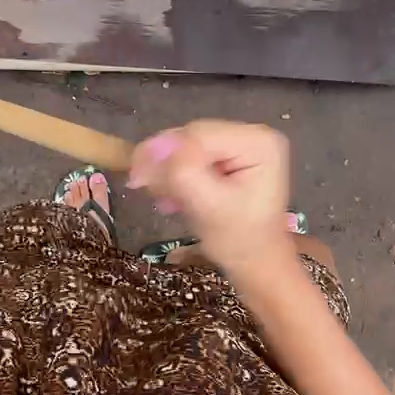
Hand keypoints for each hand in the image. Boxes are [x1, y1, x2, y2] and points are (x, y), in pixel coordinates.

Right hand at [126, 120, 293, 274]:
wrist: (254, 260)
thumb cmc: (238, 239)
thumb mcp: (208, 206)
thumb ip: (183, 172)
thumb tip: (153, 146)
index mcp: (258, 142)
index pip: (199, 135)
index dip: (165, 152)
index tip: (137, 179)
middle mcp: (251, 134)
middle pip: (191, 137)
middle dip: (163, 161)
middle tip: (140, 187)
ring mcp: (239, 143)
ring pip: (185, 145)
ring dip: (165, 169)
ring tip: (160, 197)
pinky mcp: (227, 155)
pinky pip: (188, 154)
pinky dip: (173, 173)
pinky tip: (170, 195)